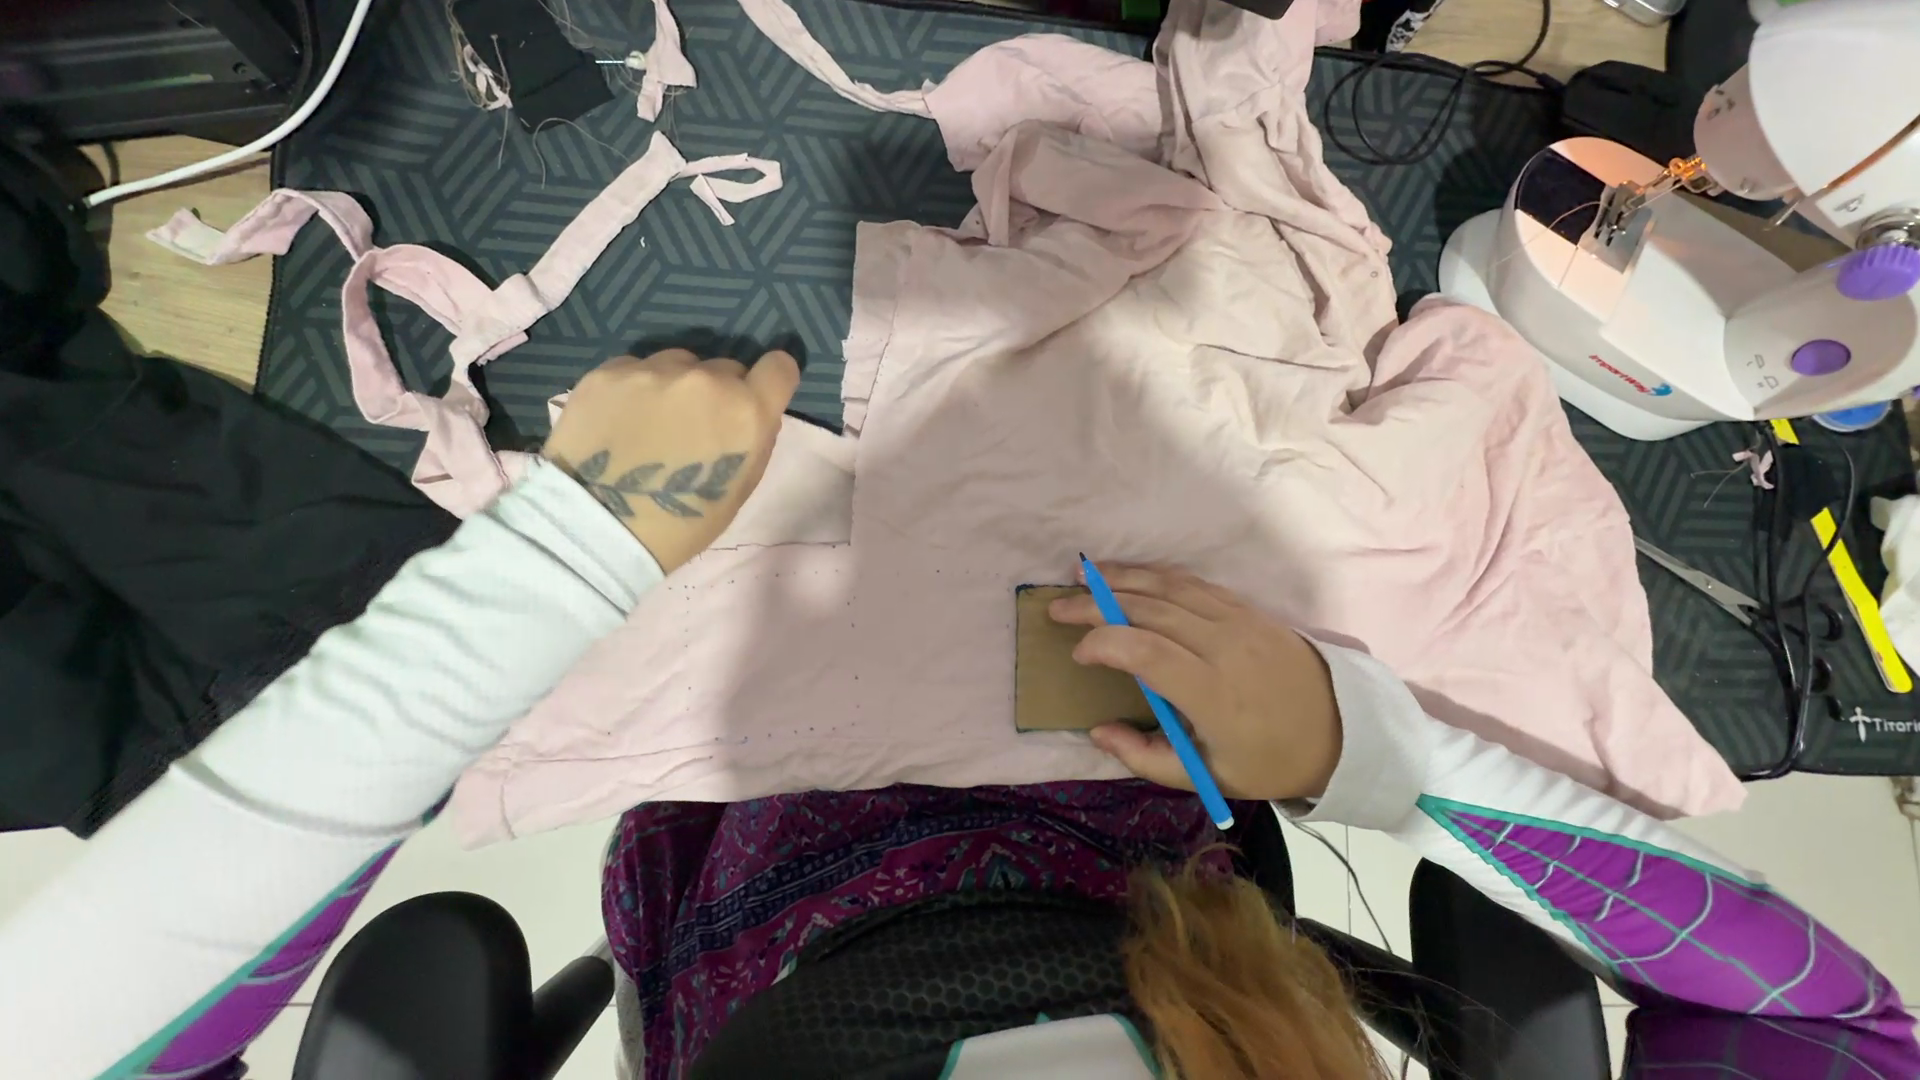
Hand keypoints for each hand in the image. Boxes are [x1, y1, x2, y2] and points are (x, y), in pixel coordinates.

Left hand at [543, 349, 798, 573]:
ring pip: (680, 362)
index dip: (772, 380)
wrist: (598, 526)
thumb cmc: (683, 522)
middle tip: (697, 425)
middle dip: (721, 392)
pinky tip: (621, 420)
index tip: (759, 394)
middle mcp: (706, 380)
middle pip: (728, 368)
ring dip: (677, 385)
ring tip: (654, 421)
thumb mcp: (741, 487)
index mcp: (747, 411)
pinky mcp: (609, 371)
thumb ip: (755, 438)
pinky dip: (637, 388)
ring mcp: (654, 371)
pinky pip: (636, 368)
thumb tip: (753, 411)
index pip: (779, 367)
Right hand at [1049, 564, 1341, 800]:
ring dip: (1121, 577)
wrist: (1344, 730)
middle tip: (1057, 607)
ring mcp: (1237, 620)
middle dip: (1096, 604)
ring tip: (1084, 575)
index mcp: (1212, 692)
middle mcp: (1223, 645)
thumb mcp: (1208, 776)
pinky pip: (1193, 582)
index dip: (1102, 643)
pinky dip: (1155, 574)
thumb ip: (1145, 758)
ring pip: (1168, 586)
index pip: (1144, 651)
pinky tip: (1130, 574)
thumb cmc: (1270, 758)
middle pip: (1148, 610)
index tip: (1078, 654)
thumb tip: (1096, 732)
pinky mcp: (1247, 608)